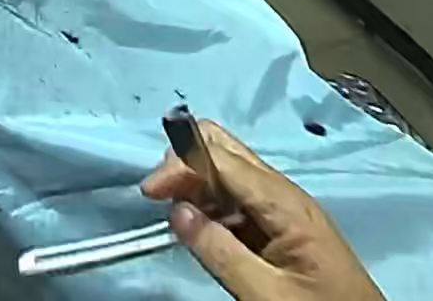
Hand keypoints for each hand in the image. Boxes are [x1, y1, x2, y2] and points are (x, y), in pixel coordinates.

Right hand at [141, 120, 385, 300]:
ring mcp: (284, 205)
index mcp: (282, 199)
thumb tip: (176, 212)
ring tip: (174, 210)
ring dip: (196, 180)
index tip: (149, 191)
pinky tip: (201, 224)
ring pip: (228, 168)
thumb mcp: (269, 297)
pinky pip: (239, 196)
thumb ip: (220, 253)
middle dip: (186, 159)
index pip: (219, 156)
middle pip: (225, 146)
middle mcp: (282, 190)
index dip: (180, 164)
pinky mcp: (283, 224)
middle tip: (159, 193)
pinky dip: (212, 201)